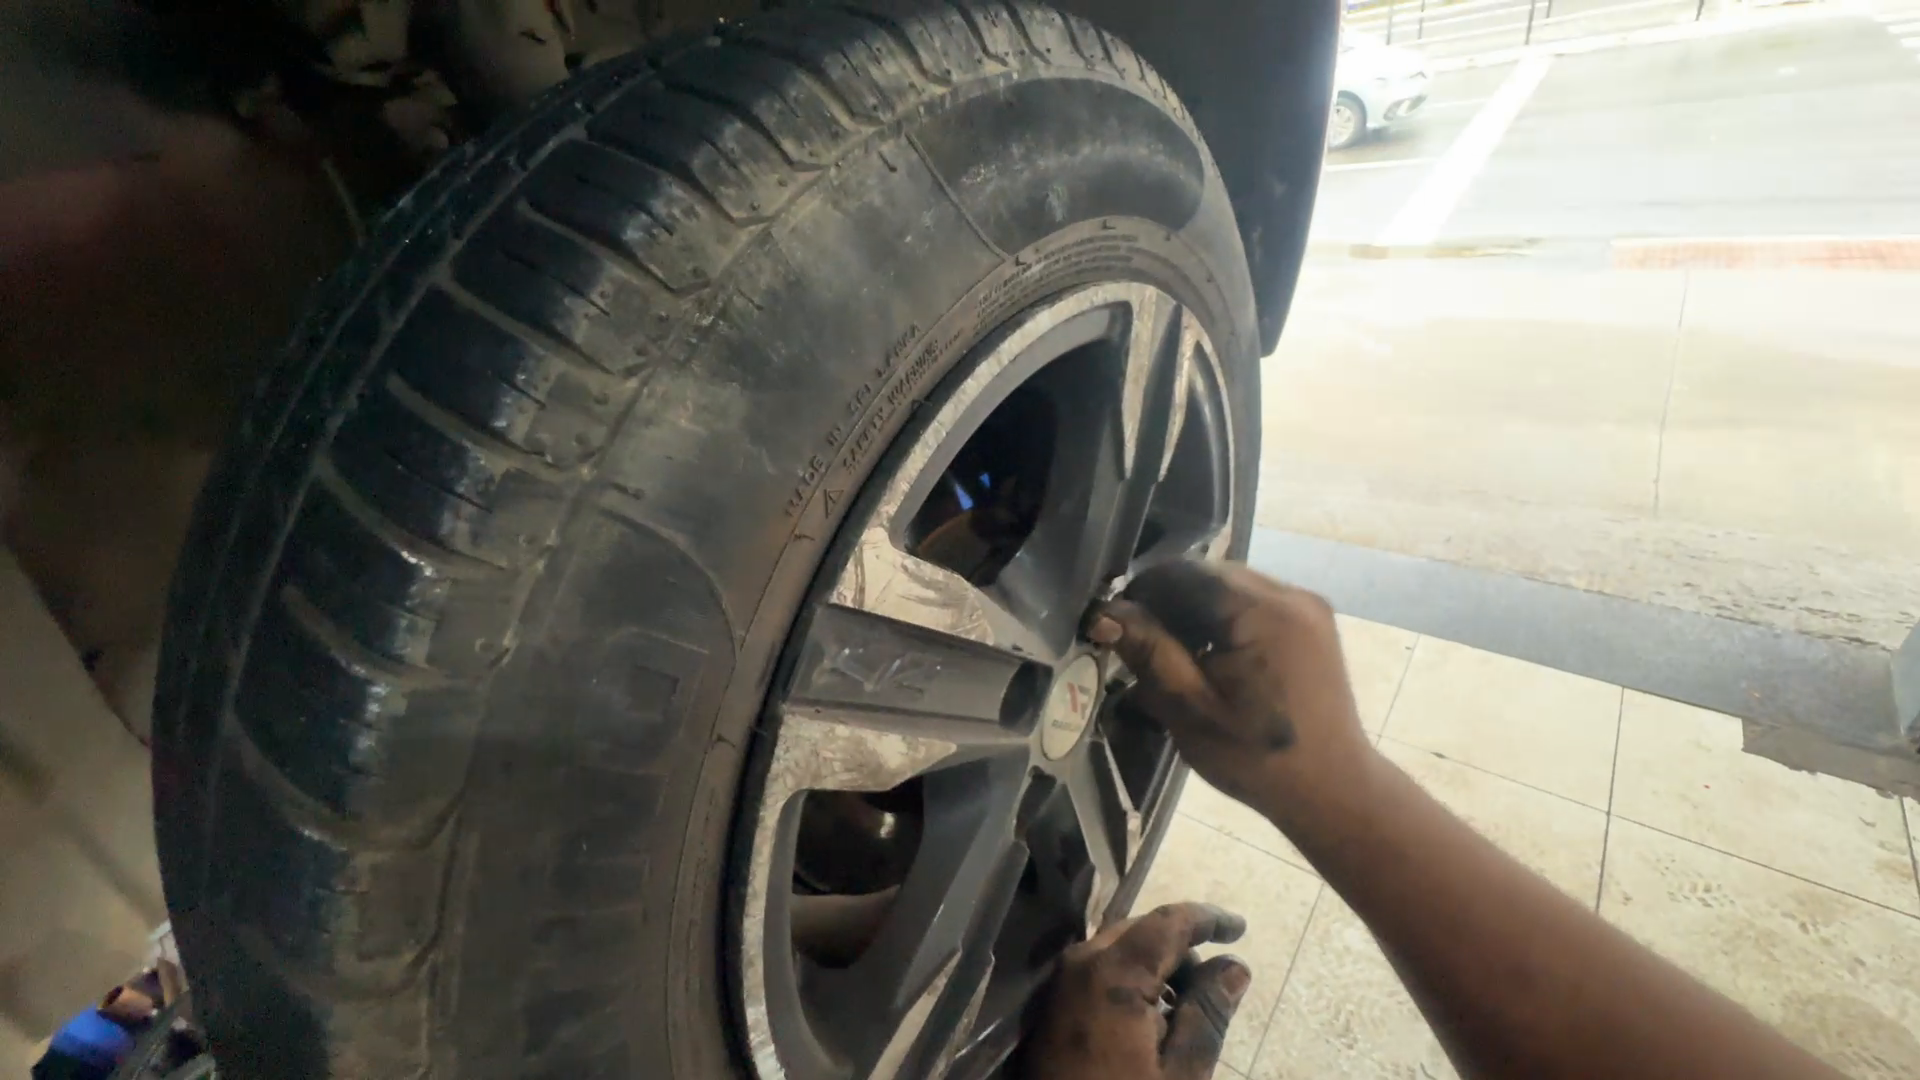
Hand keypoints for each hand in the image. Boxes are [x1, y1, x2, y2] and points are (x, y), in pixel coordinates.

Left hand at [1022, 902, 1252, 1079]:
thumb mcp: (1179, 1077)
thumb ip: (1207, 1014)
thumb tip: (1233, 966)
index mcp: (1112, 972)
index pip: (1167, 923)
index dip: (1206, 919)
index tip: (1241, 928)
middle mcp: (1081, 960)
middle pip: (1140, 930)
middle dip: (1182, 947)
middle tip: (1218, 982)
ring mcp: (1061, 980)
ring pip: (1118, 948)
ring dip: (1156, 964)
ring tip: (1189, 1008)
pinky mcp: (1053, 1003)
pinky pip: (1099, 969)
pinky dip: (1131, 978)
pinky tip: (1153, 1019)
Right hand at [1088, 561, 1376, 824]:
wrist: (1332, 789)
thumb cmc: (1255, 757)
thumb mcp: (1190, 709)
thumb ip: (1149, 652)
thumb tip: (1103, 612)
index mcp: (1261, 613)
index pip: (1181, 574)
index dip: (1141, 594)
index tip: (1120, 630)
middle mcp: (1289, 594)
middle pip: (1206, 574)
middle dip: (1168, 602)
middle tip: (1145, 647)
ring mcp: (1305, 604)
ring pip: (1227, 584)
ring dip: (1194, 608)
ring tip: (1178, 654)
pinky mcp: (1311, 619)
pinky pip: (1252, 598)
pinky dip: (1222, 617)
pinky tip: (1213, 656)